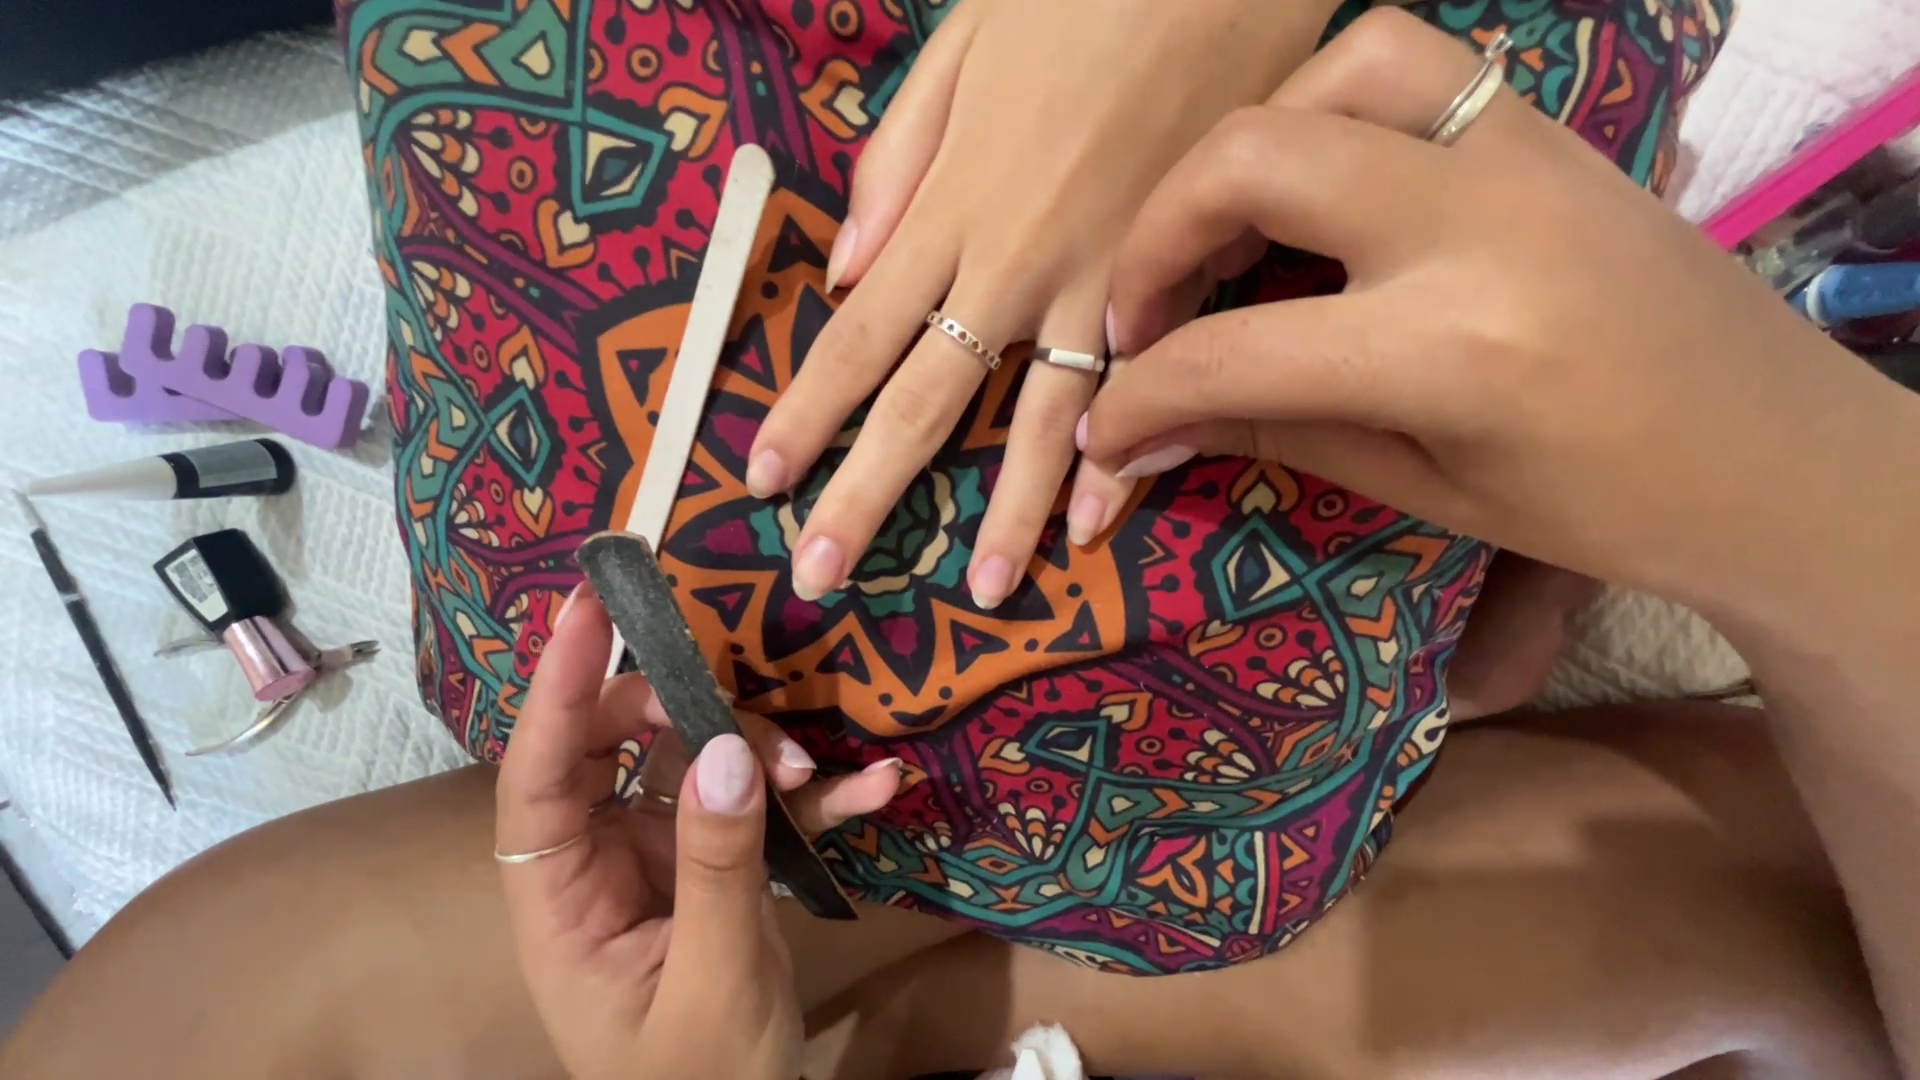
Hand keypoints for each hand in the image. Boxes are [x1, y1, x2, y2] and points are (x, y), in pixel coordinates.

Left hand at [495, 584, 901, 1079]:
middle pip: (627, 747)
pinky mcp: (729, 860)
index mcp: (564, 900)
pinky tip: (875, 787)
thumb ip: (717, 867)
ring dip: (764, 756)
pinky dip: (818, 798)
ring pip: (704, 763)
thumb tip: (727, 748)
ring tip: (813, 775)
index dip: (556, 691)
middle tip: (749, 724)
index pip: (538, 778)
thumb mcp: (711, 983)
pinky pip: (767, 810)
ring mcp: (673, 854)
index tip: (589, 611)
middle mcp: (609, 859)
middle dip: (688, 718)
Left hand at [747, 0, 1341, 608]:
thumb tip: (844, 267)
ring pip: (1035, 421)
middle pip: (922, 402)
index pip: (855, 337)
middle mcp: (1010, 267)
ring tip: (981, 590)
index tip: (763, 480)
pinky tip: (1092, 529)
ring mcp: (1095, 287)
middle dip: (866, 494)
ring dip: (1002, 512)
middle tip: (824, 572)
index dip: (806, 414)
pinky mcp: (1171, 290)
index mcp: (949, 207)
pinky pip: (1138, 391)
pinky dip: (1119, 461)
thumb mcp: (961, 45)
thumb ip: (897, 162)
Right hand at [1082, 8, 1913, 624]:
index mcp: (1449, 348)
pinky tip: (1299, 192)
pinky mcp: (1541, 128)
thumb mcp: (1411, 485)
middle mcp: (1479, 221)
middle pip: (1251, 163)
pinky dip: (1317, 113)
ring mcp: (1520, 150)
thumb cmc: (1597, 507)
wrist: (1785, 458)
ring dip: (1236, 152)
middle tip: (1133, 318)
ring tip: (1211, 235)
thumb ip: (1267, 432)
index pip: (1228, 353)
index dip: (1136, 398)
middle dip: (1153, 243)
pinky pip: (1404, 67)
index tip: (1099, 432)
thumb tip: (1142, 434)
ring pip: (1330, 73)